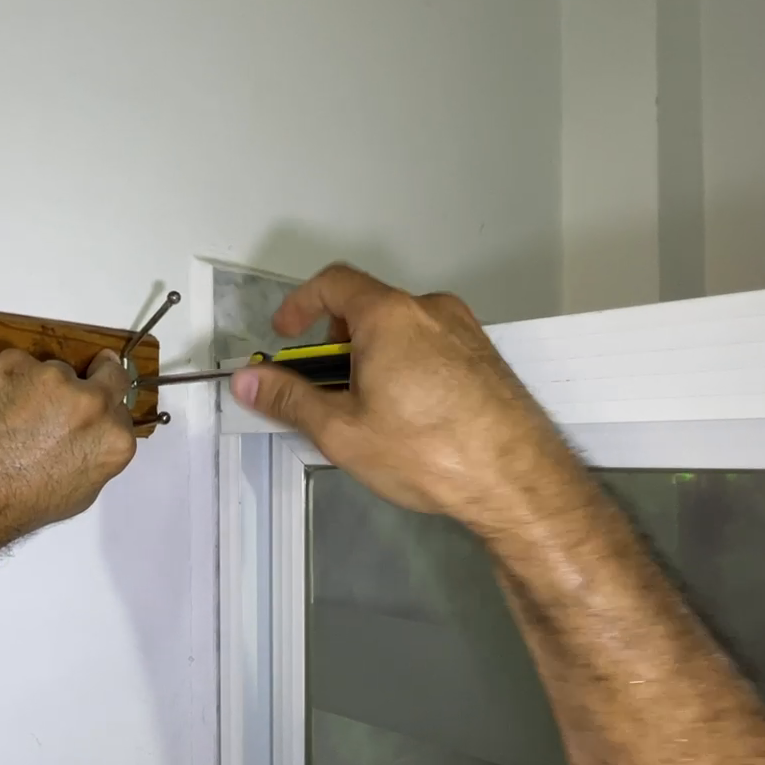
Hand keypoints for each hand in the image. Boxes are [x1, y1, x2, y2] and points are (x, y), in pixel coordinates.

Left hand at [0, 348, 136, 574]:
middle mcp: (89, 401)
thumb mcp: (79, 492)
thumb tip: (90, 434)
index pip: (122, 405)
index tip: (92, 405)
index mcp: (112, 437)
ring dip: (41, 386)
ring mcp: (49, 377)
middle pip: (106, 373)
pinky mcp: (11, 363)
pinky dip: (6, 382)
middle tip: (69, 393)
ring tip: (11, 417)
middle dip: (94, 378)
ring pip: (54, 370)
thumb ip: (95, 451)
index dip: (105, 405)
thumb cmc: (20, 505)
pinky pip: (16, 366)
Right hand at [231, 264, 595, 539]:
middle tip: (324, 390)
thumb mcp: (341, 430)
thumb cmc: (422, 450)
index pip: (333, 283)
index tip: (284, 336)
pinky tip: (407, 418)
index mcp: (390, 315)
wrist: (518, 481)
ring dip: (369, 357)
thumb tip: (246, 381)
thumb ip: (289, 398)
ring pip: (400, 330)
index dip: (298, 304)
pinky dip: (402, 366)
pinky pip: (429, 347)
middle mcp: (431, 310)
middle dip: (334, 344)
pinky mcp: (486, 357)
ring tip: (366, 411)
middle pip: (367, 309)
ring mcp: (465, 331)